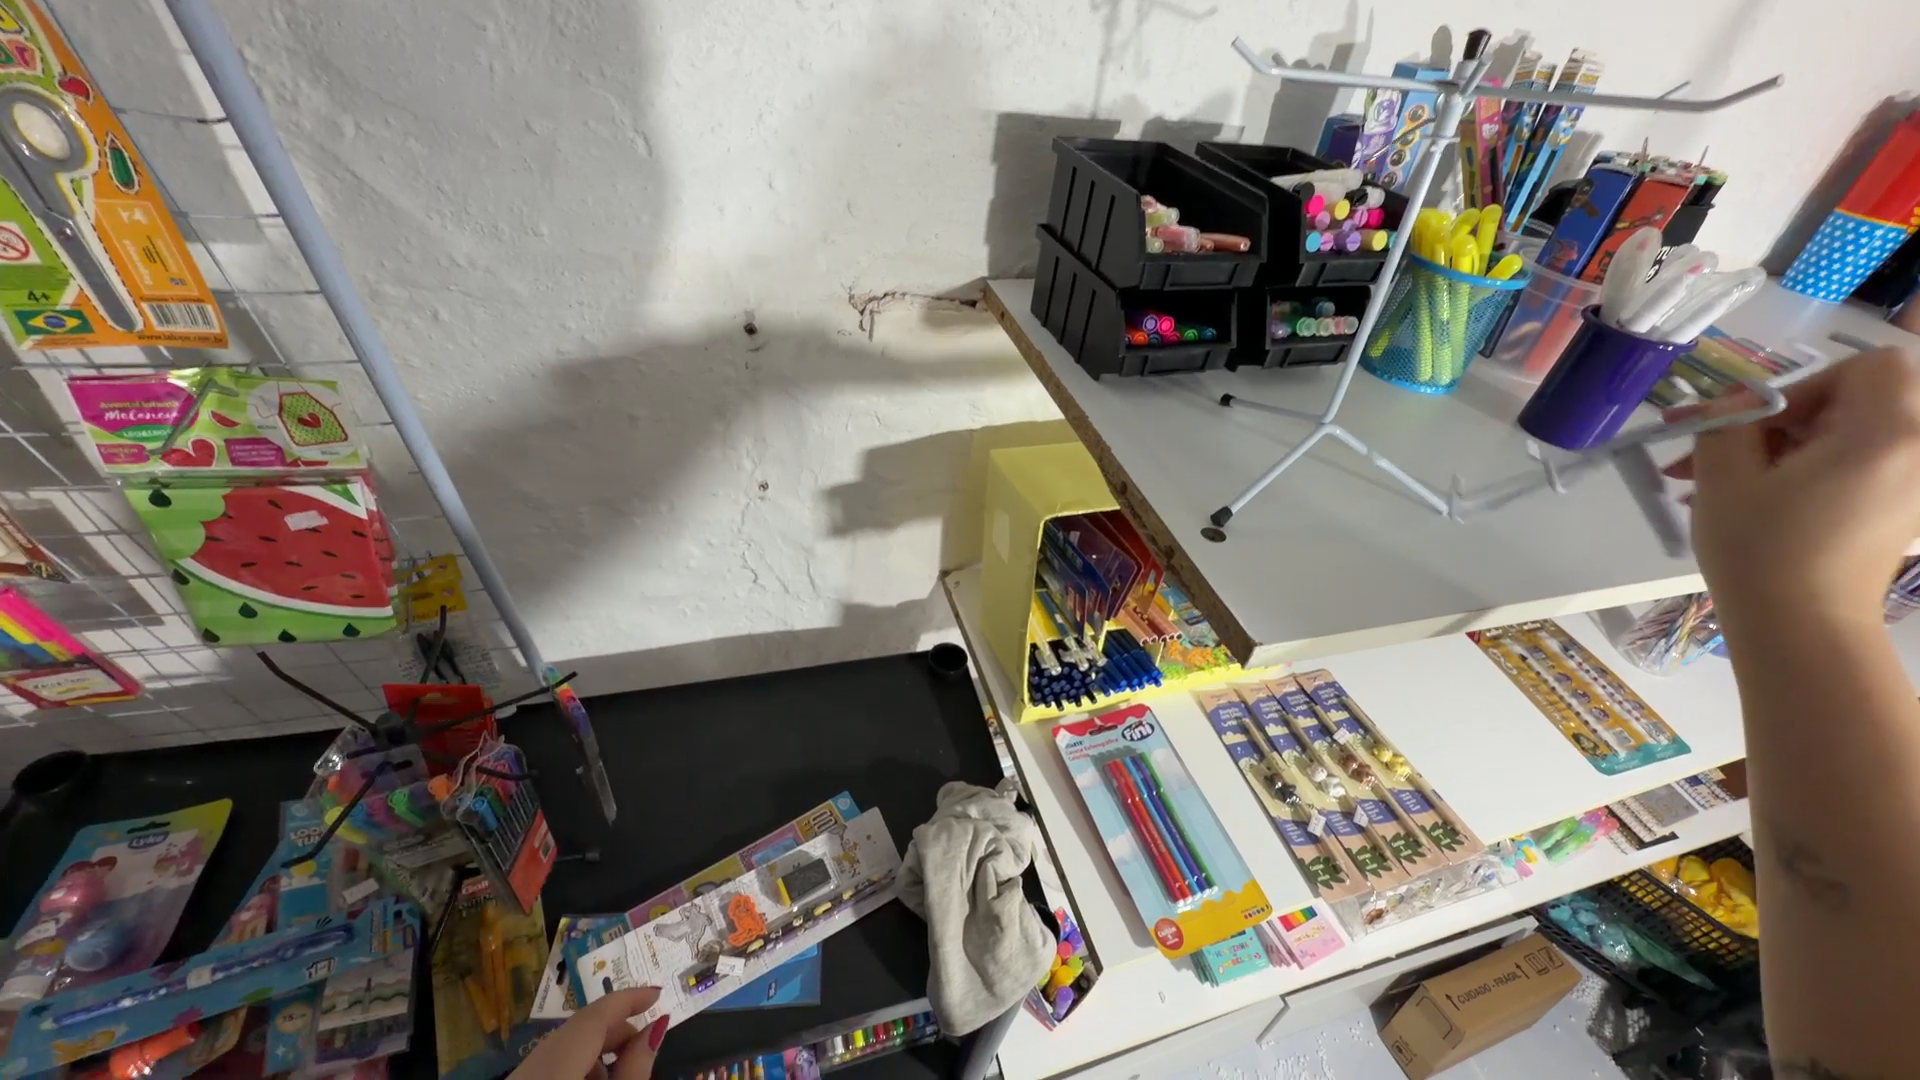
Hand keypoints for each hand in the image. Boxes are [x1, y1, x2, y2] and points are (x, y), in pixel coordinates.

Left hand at [510, 987, 667, 1079]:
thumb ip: (635, 1067)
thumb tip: (656, 1026)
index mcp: (554, 1066)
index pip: (594, 1016)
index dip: (628, 998)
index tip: (658, 993)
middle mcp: (528, 1068)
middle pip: (577, 1031)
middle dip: (615, 1030)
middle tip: (645, 1042)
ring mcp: (515, 1079)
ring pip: (561, 1050)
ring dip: (595, 1053)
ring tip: (620, 1074)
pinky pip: (545, 1069)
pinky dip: (573, 1069)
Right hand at [1665, 347, 1919, 623]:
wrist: (1800, 624)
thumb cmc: (1759, 547)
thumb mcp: (1722, 477)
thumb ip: (1728, 423)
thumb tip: (1735, 400)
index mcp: (1887, 433)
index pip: (1873, 366)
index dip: (1811, 383)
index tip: (1759, 422)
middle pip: (1861, 400)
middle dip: (1788, 417)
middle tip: (1719, 450)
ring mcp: (1917, 483)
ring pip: (1852, 433)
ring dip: (1786, 445)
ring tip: (1718, 478)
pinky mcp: (1904, 508)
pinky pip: (1859, 465)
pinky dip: (1808, 468)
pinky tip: (1754, 496)